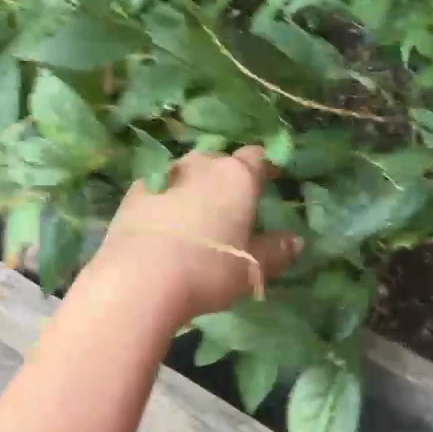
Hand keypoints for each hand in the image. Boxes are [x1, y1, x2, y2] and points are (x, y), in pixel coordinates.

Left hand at [84, 147, 300, 326]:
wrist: (142, 274)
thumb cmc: (208, 269)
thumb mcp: (251, 268)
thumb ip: (275, 250)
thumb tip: (295, 239)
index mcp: (236, 176)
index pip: (257, 157)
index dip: (265, 166)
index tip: (271, 178)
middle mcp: (201, 163)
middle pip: (220, 162)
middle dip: (228, 178)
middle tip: (233, 205)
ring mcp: (166, 171)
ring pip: (189, 171)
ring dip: (197, 185)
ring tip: (199, 214)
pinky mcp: (137, 186)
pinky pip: (162, 185)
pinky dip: (169, 196)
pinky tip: (167, 220)